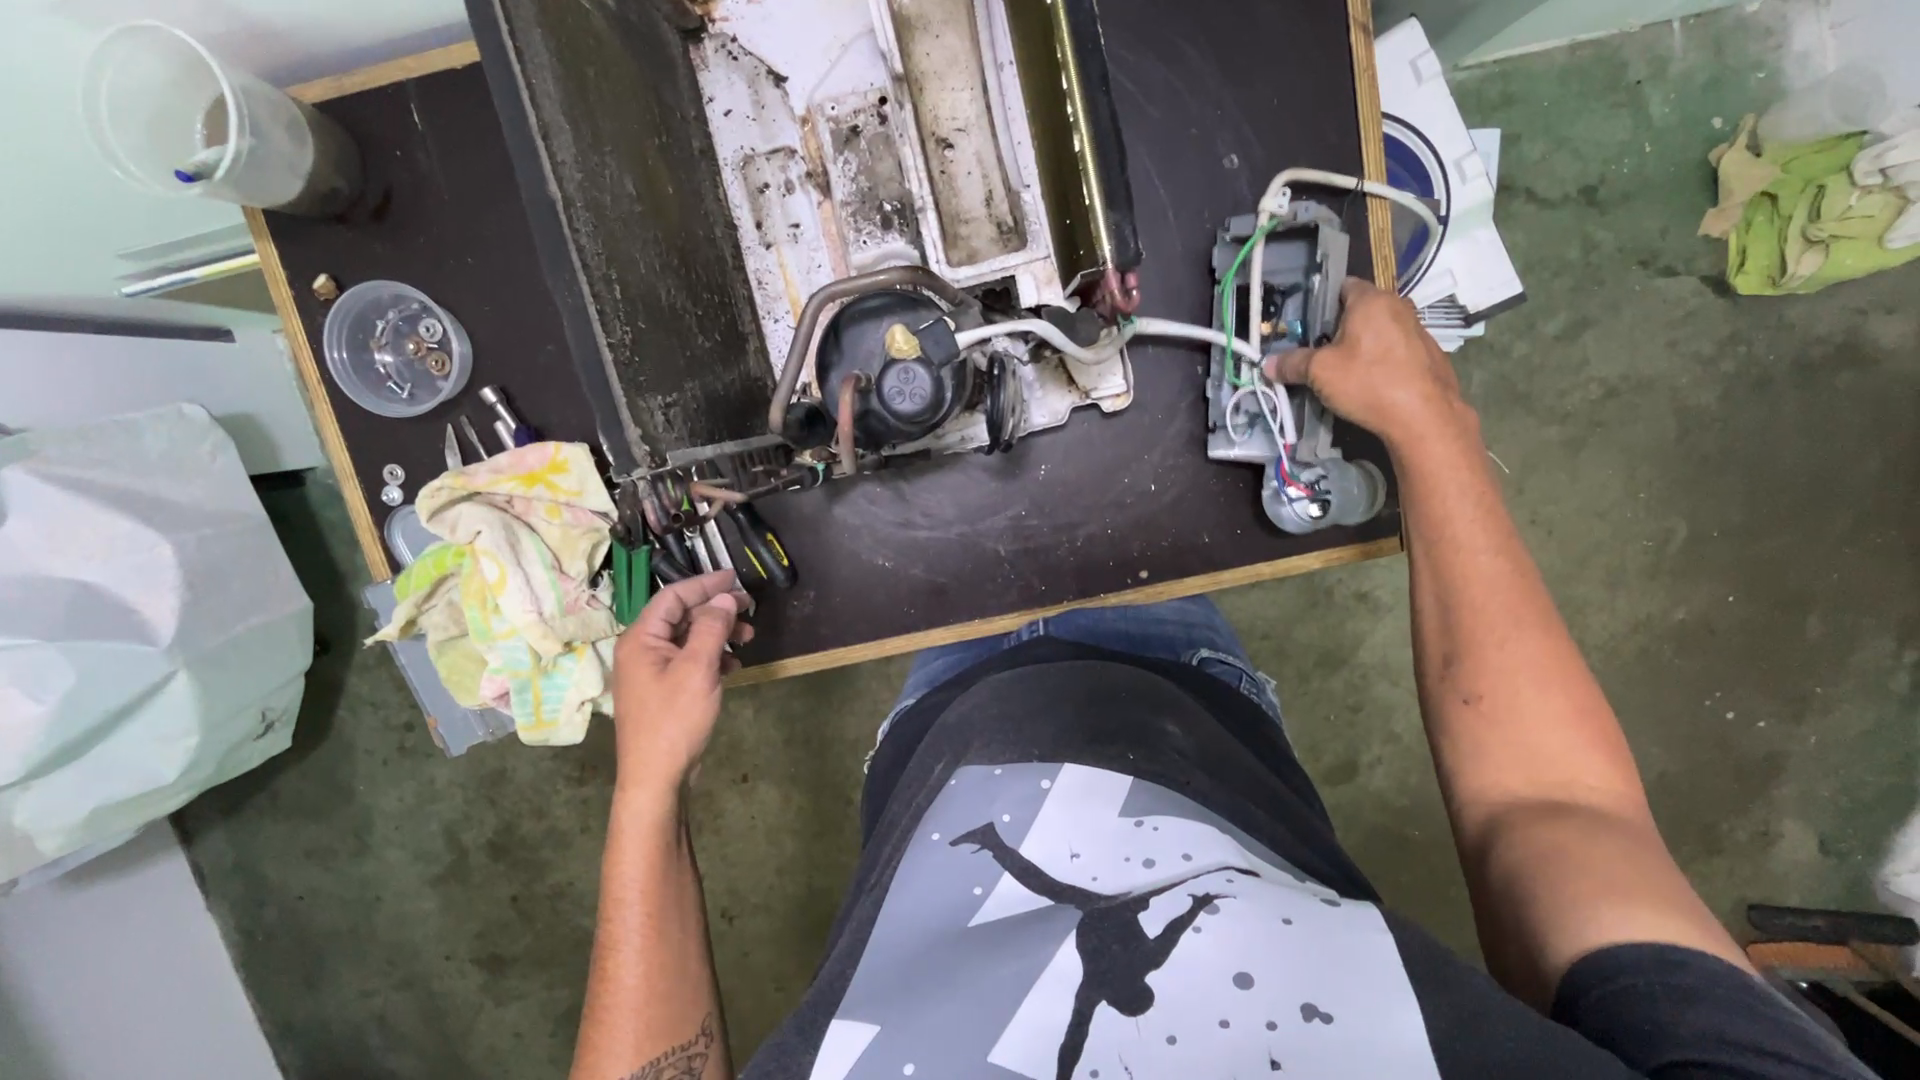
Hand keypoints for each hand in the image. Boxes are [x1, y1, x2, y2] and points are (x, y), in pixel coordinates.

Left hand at [611, 571, 753, 794]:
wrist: (656, 777)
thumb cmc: (674, 719)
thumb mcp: (698, 668)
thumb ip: (711, 628)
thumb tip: (724, 598)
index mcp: (641, 638)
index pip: (673, 596)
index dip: (704, 584)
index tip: (734, 577)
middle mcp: (641, 650)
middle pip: (681, 616)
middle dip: (716, 610)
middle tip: (750, 608)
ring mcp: (651, 672)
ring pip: (688, 638)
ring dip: (718, 634)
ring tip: (748, 639)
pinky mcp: (663, 690)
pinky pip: (689, 660)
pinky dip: (712, 657)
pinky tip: (733, 666)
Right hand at [1264, 278, 1474, 448]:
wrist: (1424, 415)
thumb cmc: (1367, 382)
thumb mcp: (1319, 373)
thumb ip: (1292, 364)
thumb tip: (1267, 364)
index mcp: (1371, 300)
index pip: (1344, 286)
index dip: (1324, 303)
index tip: (1310, 326)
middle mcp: (1399, 306)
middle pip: (1363, 309)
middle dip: (1342, 327)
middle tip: (1322, 352)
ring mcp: (1418, 330)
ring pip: (1381, 330)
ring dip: (1364, 345)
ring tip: (1346, 371)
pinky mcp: (1430, 354)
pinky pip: (1397, 350)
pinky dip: (1383, 360)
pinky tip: (1373, 384)